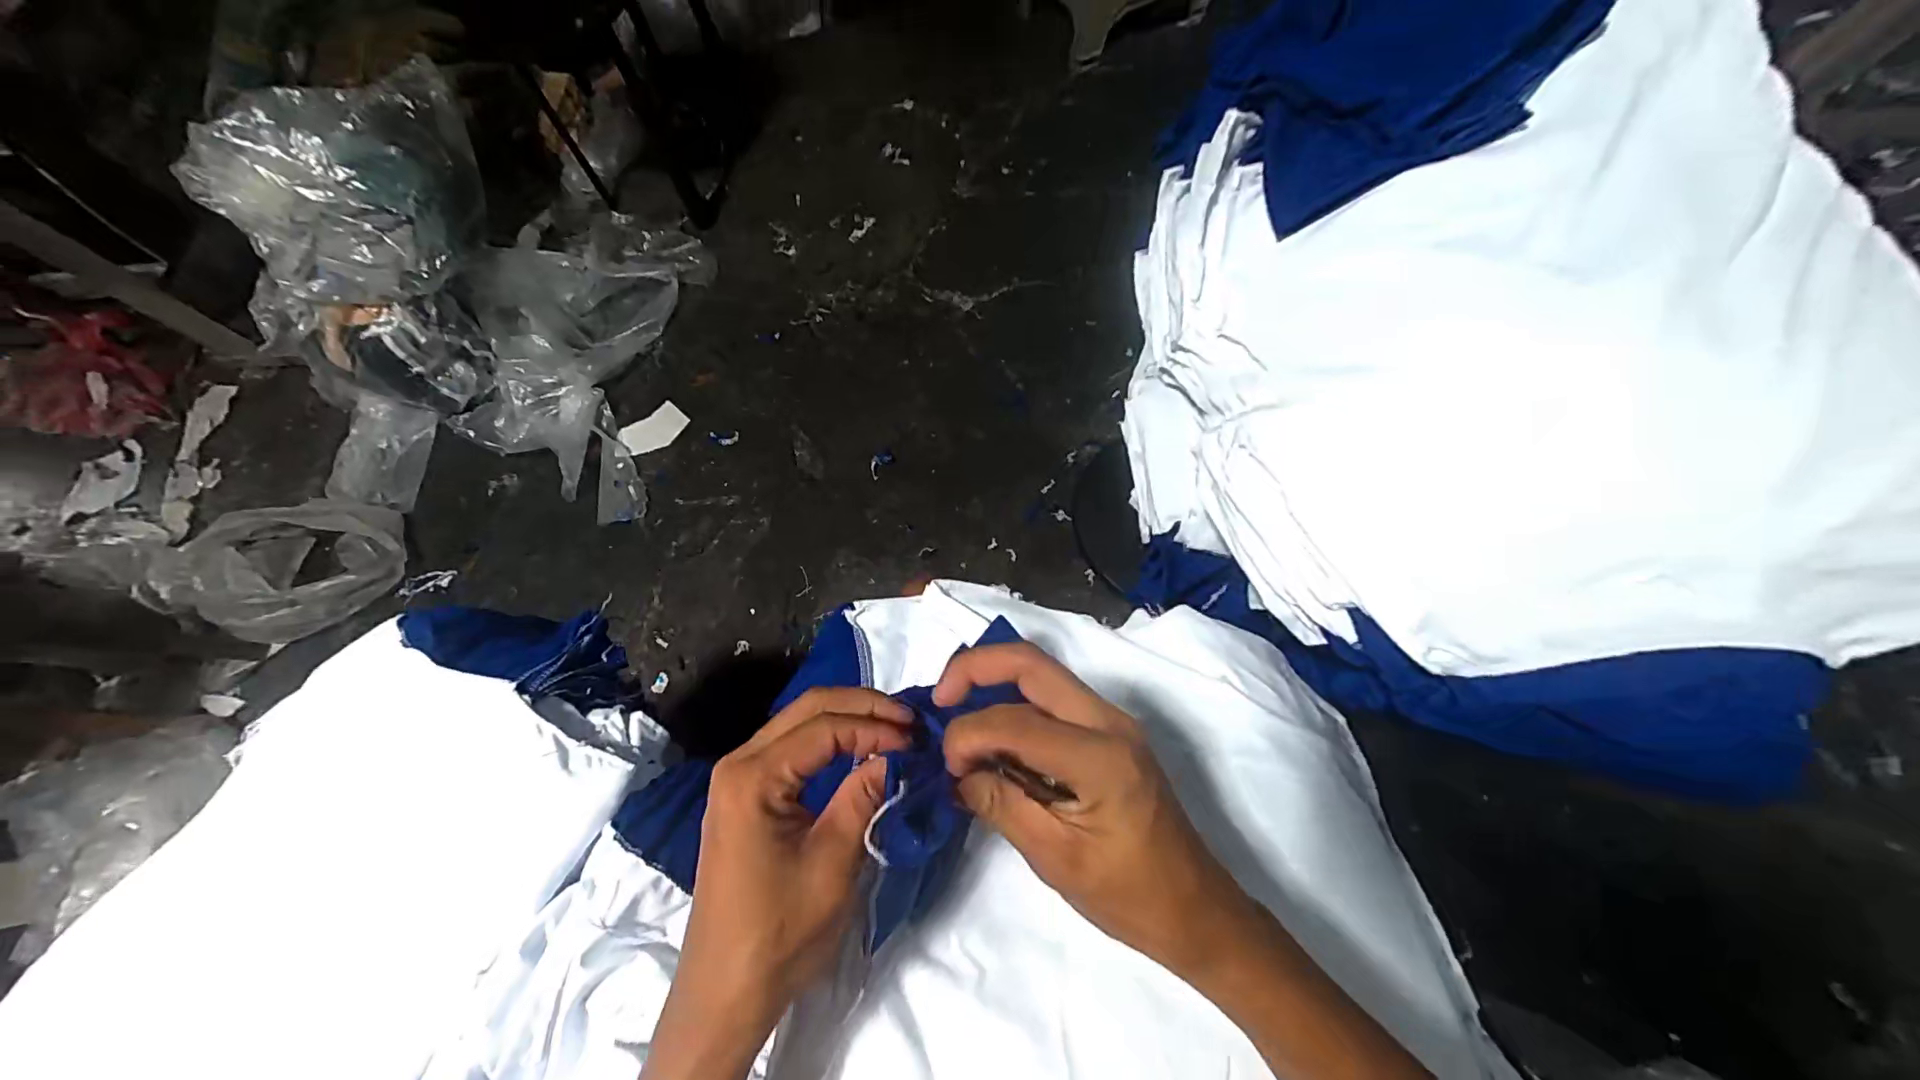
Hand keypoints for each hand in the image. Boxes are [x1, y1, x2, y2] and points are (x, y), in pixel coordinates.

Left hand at [643, 688, 911, 1079]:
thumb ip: (864, 797)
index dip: (876, 727)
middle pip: (808, 708)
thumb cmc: (778, 932)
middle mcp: (739, 763)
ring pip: (800, 722)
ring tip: (894, 730)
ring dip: (849, 719)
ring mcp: (738, 778)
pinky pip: (792, 748)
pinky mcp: (746, 794)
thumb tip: (900, 754)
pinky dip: (831, 741)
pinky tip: (861, 749)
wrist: (725, 991)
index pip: (824, 727)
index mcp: (752, 777)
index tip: (918, 741)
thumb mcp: (832, 863)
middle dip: (864, 707)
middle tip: (910, 722)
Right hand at [938, 643, 1429, 1079]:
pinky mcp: (1111, 732)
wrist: (1196, 910)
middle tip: (939, 701)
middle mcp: (1110, 721)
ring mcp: (1113, 721)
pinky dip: (1015, 703)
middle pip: (1032, 663)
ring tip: (957, 716)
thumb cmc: (1129, 896)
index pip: (1016, 719)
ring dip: (994, 682)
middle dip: (975, 669)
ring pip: (1043, 673)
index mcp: (1101, 756)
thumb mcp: (1055, 859)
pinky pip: (1054, 698)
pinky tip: (993, 734)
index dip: (968, 733)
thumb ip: (1001, 803)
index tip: (946, 766)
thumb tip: (957, 770)